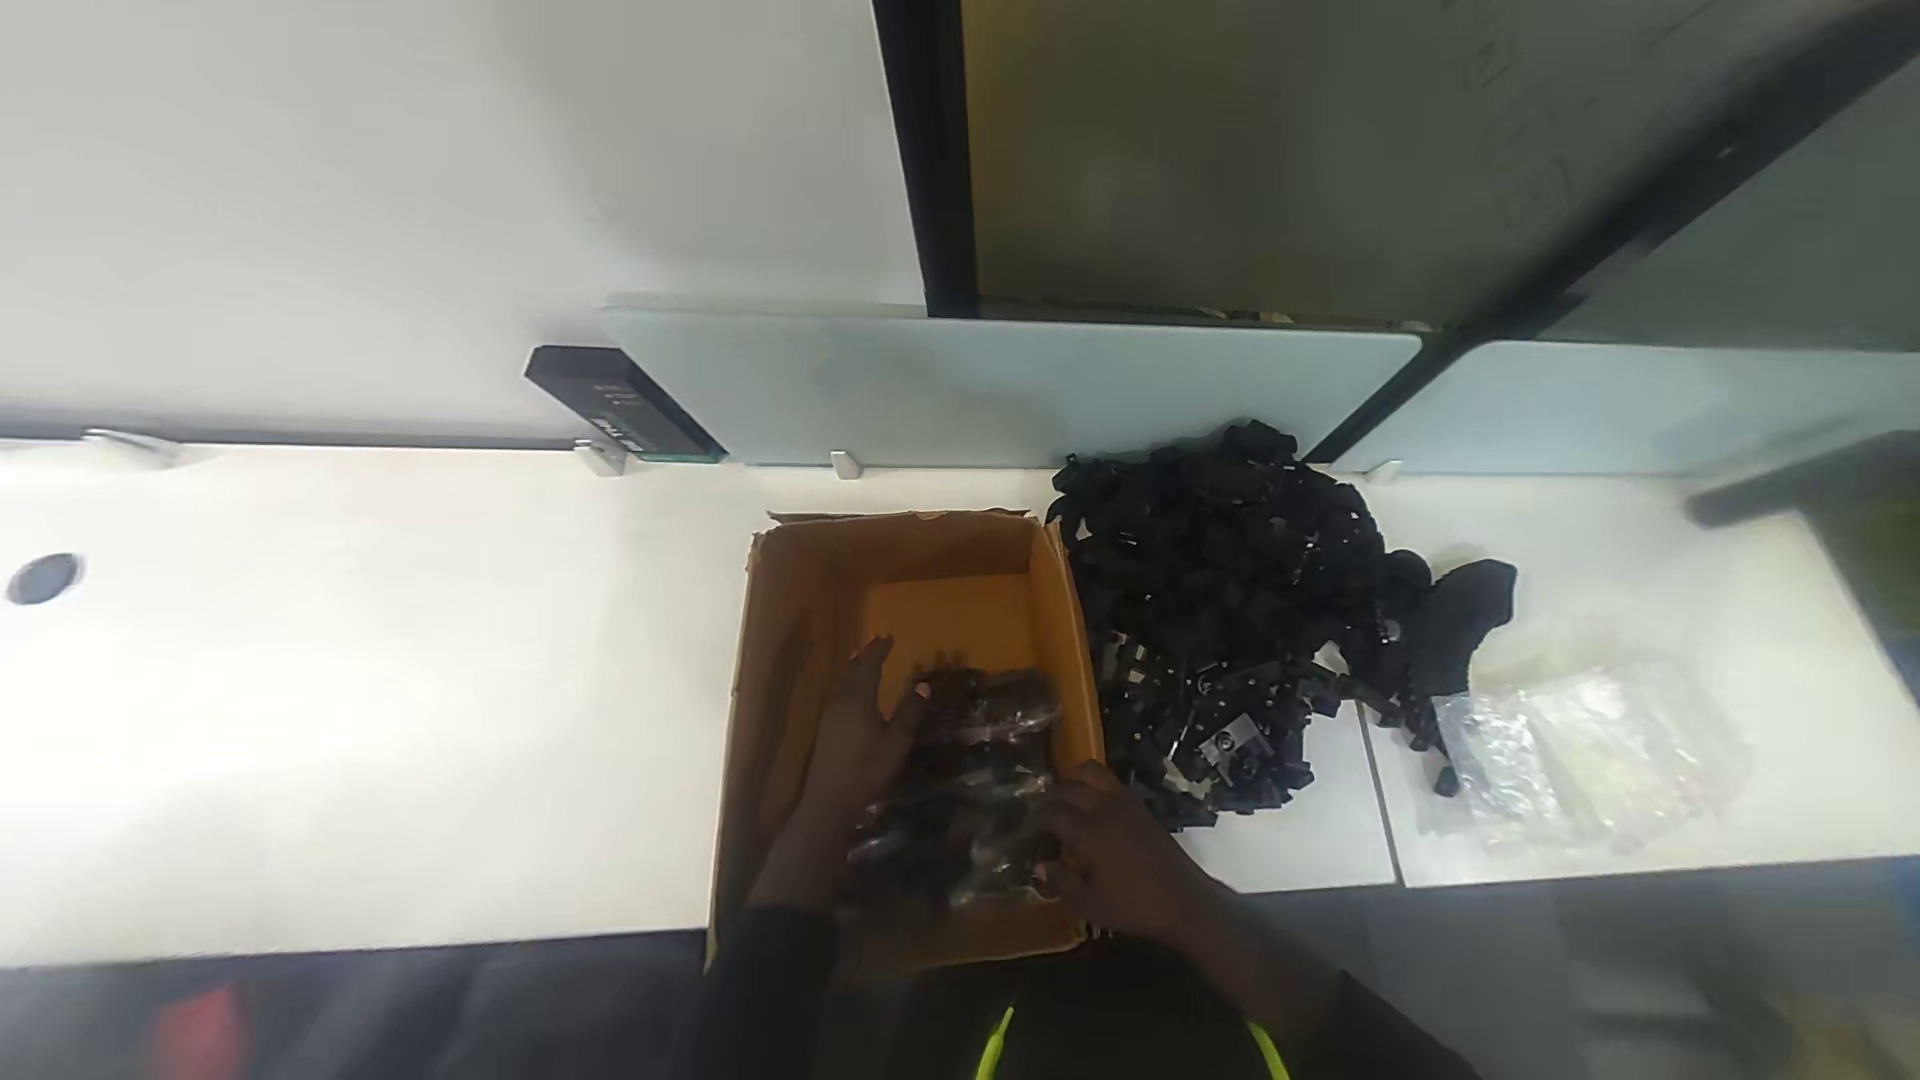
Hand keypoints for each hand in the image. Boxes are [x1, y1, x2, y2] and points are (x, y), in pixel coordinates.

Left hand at [796, 636, 930, 823]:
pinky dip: (850, 684)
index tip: (889, 636)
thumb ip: (909, 712)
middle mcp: (841, 700)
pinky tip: (854, 694)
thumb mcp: (897, 741)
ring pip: (844, 682)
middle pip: (853, 670)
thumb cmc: (867, 769)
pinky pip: (840, 695)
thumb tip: (922, 685)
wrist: (829, 801)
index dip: (879, 650)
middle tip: (877, 642)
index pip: (869, 665)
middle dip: (866, 655)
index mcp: (858, 698)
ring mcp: (830, 715)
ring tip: (864, 659)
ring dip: (856, 668)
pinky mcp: (827, 729)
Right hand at [1030, 761, 1223, 946]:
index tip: (1022, 838)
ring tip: (1060, 803)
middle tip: (1036, 823)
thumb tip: (1040, 865)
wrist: (1186, 902)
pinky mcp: (1138, 804)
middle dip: (1045, 803)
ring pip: (1088, 772)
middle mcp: (1104, 807)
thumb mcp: (1091, 904)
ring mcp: (1123, 801)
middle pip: (1064, 789)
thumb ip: (1061, 881)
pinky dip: (1090, 783)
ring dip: (1068, 783)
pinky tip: (1088, 806)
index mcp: (1089, 831)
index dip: (1031, 825)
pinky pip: (1107, 779)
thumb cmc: (1136, 907)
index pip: (1050, 815)